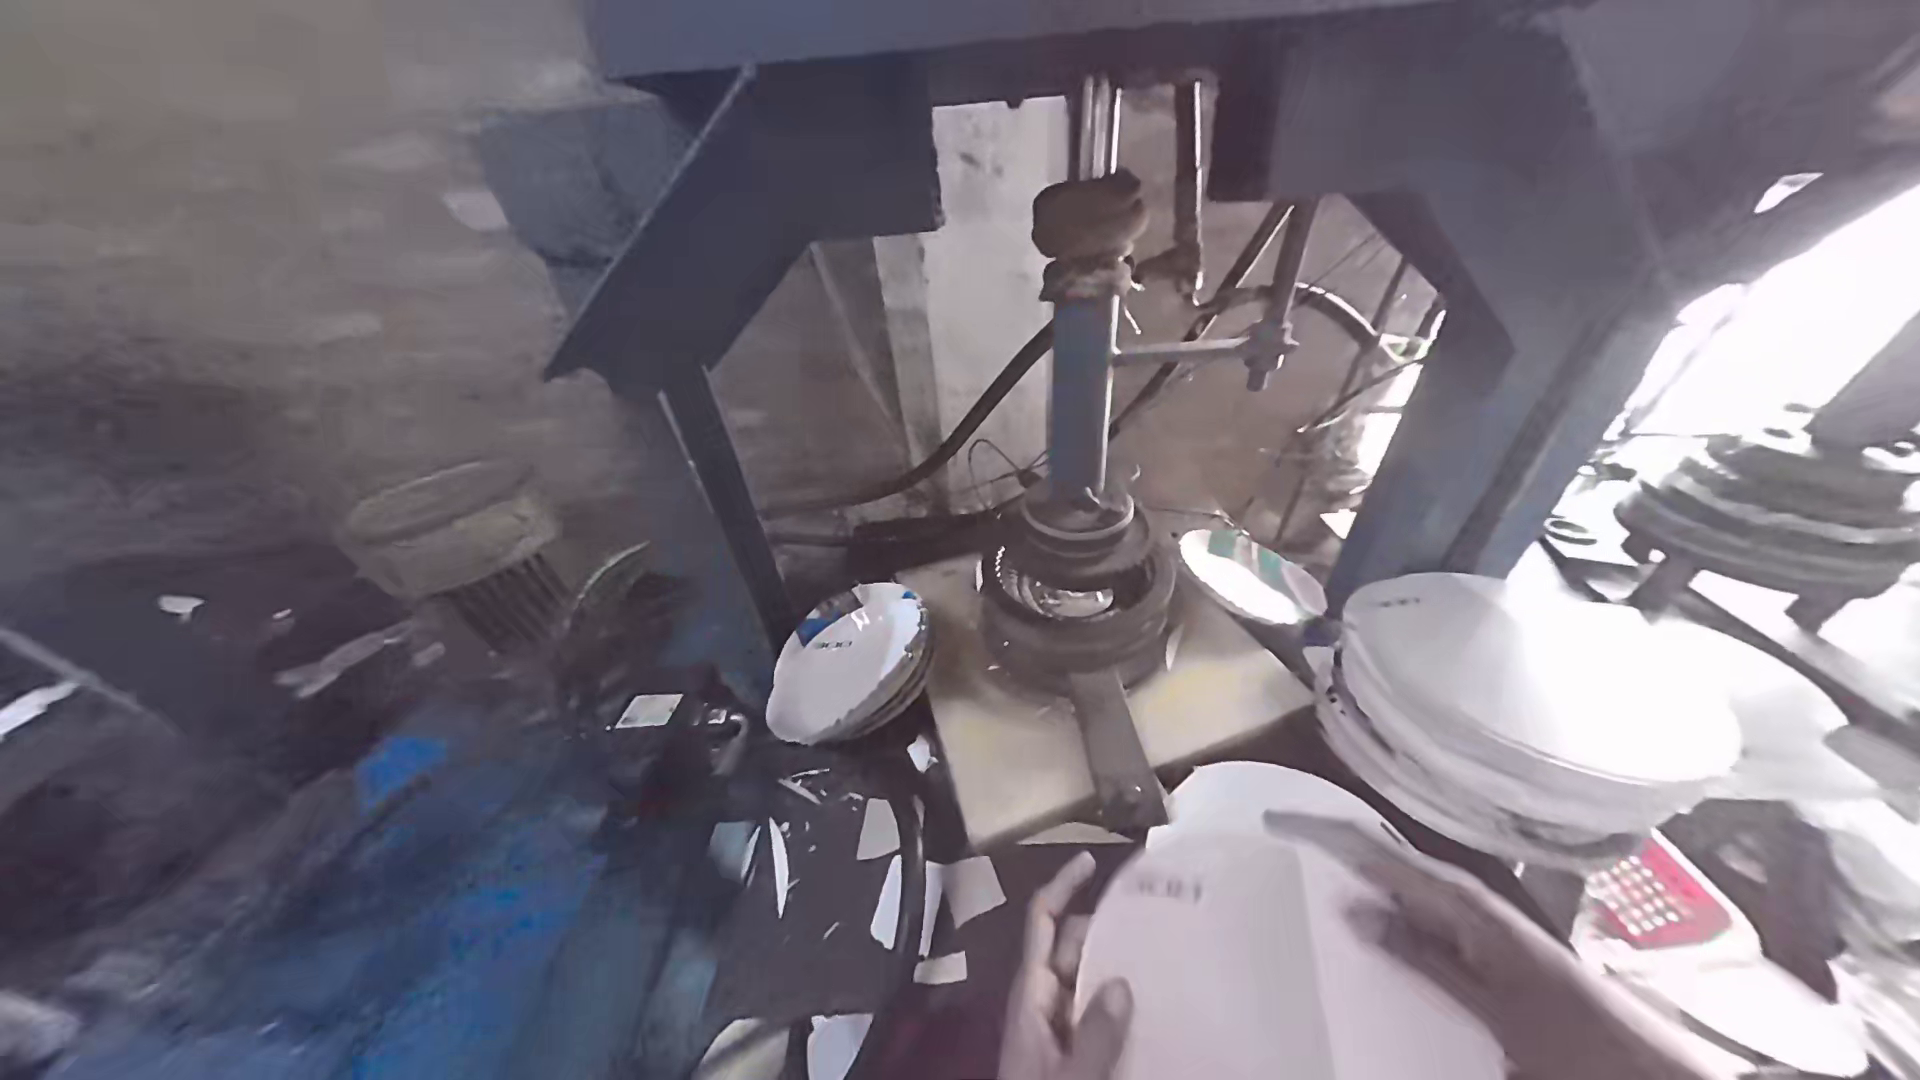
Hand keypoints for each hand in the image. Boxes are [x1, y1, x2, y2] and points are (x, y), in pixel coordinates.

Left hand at [1000, 851, 1133, 1079]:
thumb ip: (1096, 1036)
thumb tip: (1122, 980)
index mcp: (1032, 994)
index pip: (1041, 921)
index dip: (1062, 886)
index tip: (1090, 860)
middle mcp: (1044, 1001)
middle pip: (1071, 945)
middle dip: (1103, 927)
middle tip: (1151, 916)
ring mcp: (1058, 1027)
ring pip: (1087, 978)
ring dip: (1116, 965)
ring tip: (1162, 956)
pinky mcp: (1074, 1053)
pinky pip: (1097, 1013)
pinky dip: (1119, 1004)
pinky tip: (1155, 1010)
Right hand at [1264, 813, 1714, 1079]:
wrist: (1657, 1075)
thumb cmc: (1577, 1041)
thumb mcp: (1494, 1009)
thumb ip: (1421, 956)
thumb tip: (1348, 906)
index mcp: (1458, 900)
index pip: (1369, 848)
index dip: (1318, 830)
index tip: (1271, 821)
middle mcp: (1458, 895)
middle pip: (1376, 852)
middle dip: (1325, 842)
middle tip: (1273, 841)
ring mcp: (1467, 914)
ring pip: (1390, 876)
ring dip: (1346, 868)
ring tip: (1299, 866)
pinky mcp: (1473, 936)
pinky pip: (1408, 905)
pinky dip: (1373, 898)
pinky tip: (1356, 917)